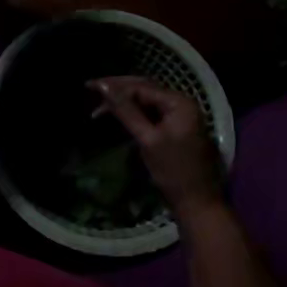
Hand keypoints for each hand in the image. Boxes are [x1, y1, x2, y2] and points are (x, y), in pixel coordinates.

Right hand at [89, 76, 222, 214]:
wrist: (197, 202)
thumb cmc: (173, 171)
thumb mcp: (147, 139)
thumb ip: (126, 111)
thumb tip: (104, 86)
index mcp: (179, 102)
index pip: (141, 86)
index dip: (114, 85)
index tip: (89, 86)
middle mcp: (182, 103)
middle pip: (144, 89)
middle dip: (118, 90)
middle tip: (91, 90)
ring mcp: (180, 116)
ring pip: (146, 101)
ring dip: (124, 102)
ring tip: (100, 108)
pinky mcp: (175, 128)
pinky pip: (151, 113)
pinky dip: (134, 113)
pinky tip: (118, 116)